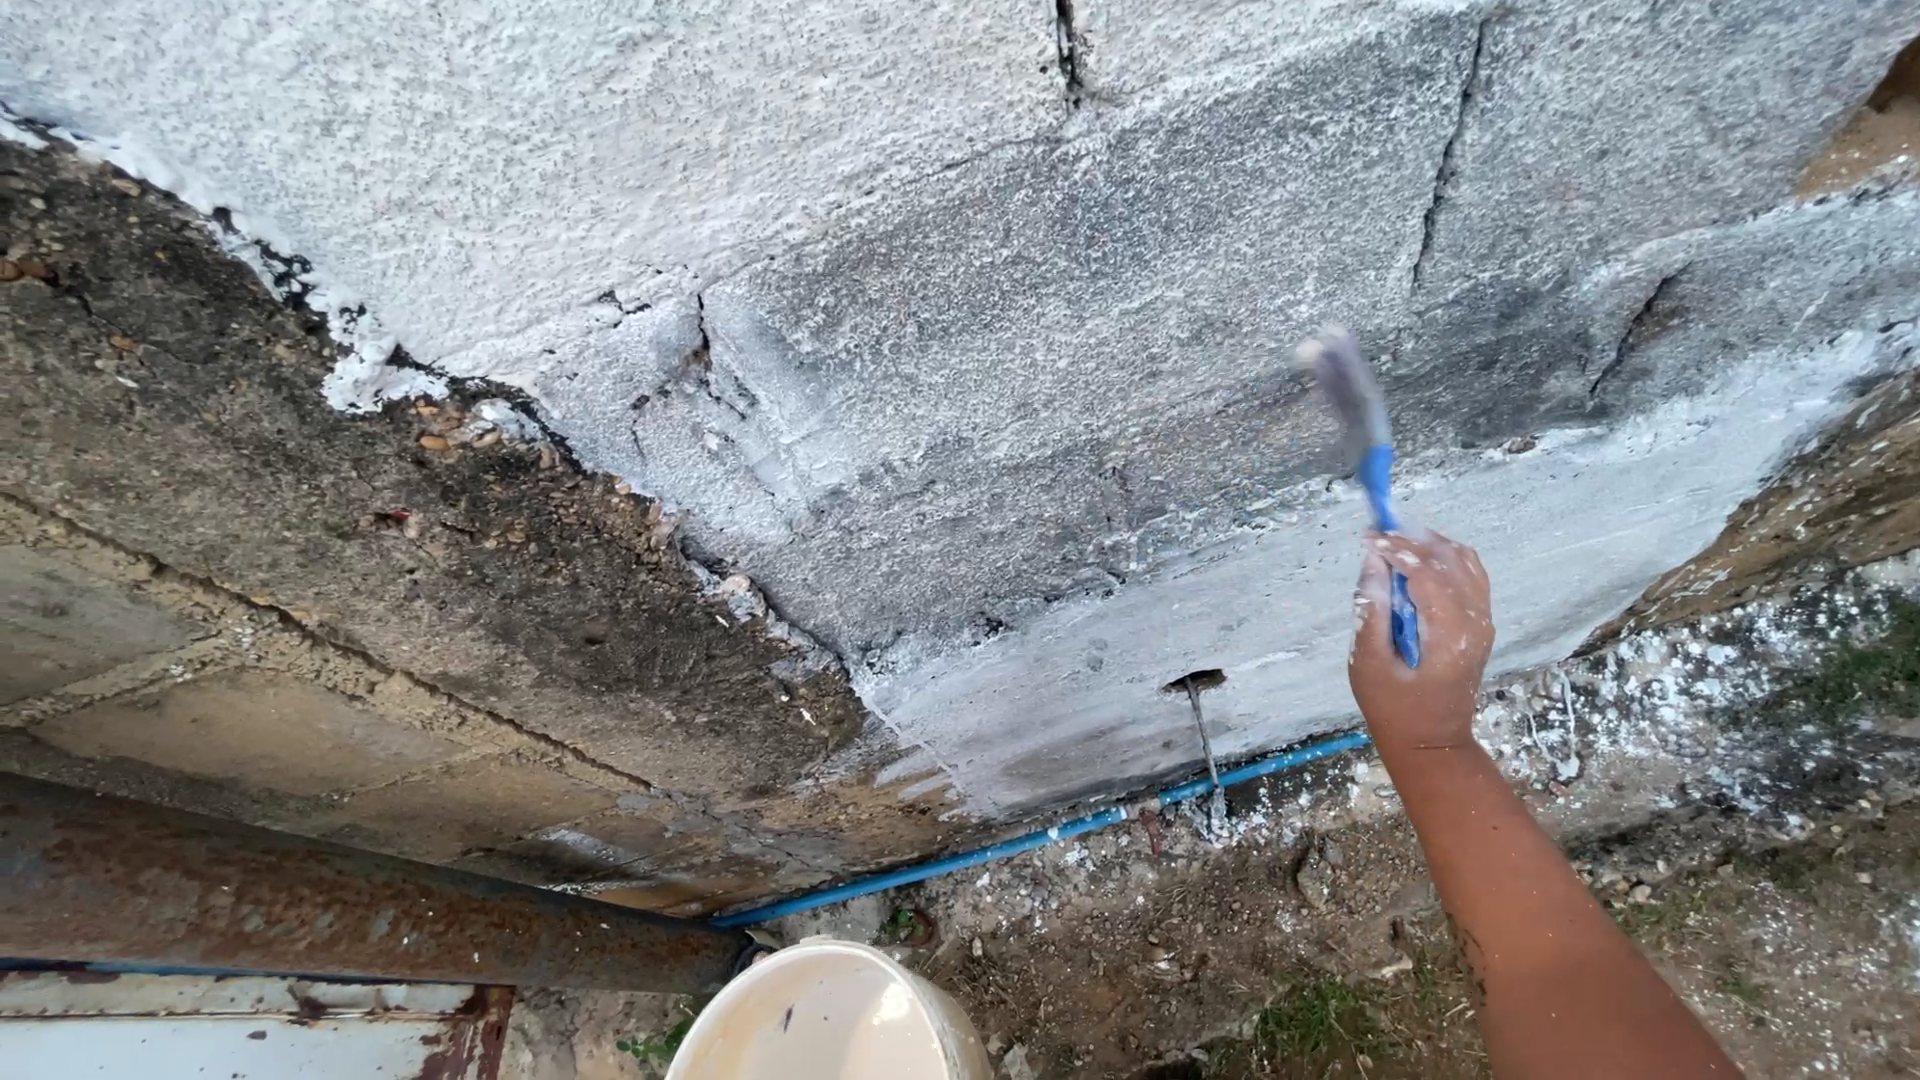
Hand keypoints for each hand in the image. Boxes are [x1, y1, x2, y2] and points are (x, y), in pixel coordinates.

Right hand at [1350, 529, 1493, 754]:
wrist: (1431, 740)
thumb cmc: (1392, 706)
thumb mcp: (1367, 663)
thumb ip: (1370, 612)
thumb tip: (1372, 565)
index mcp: (1449, 633)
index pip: (1427, 573)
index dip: (1396, 549)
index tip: (1366, 537)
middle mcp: (1475, 621)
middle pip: (1450, 560)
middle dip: (1412, 540)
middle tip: (1377, 532)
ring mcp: (1483, 622)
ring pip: (1466, 563)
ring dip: (1431, 544)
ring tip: (1395, 538)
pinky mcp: (1479, 624)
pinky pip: (1471, 576)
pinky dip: (1446, 558)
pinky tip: (1419, 557)